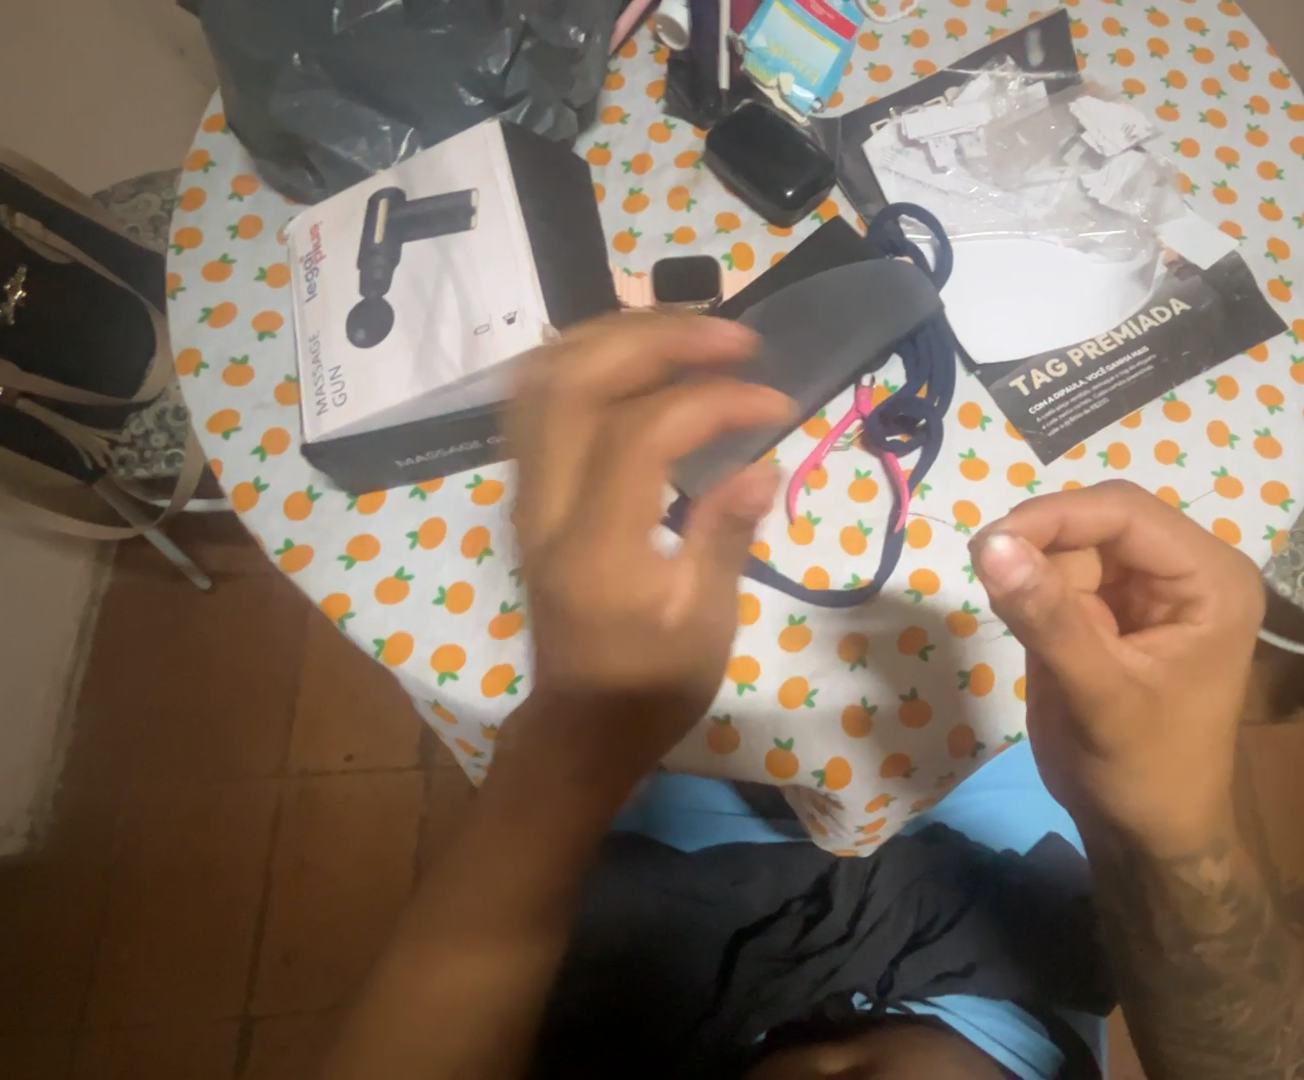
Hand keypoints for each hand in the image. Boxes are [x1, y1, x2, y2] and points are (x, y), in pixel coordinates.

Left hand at [498, 313, 792, 804]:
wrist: (581, 726)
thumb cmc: (652, 685)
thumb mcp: (707, 624)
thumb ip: (726, 535)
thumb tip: (761, 463)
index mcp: (598, 547)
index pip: (643, 432)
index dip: (714, 400)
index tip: (776, 402)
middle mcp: (546, 506)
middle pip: (577, 381)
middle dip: (658, 338)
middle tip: (732, 337)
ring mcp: (527, 496)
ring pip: (543, 379)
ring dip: (613, 336)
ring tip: (685, 330)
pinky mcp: (529, 494)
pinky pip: (537, 402)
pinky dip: (584, 362)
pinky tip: (633, 359)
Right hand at [968, 480, 1264, 852]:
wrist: (1143, 831)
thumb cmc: (1144, 770)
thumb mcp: (1098, 694)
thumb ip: (1048, 615)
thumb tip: (988, 542)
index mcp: (1209, 579)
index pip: (1125, 513)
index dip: (1054, 516)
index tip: (986, 543)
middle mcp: (1182, 570)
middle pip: (1096, 520)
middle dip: (1040, 541)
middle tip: (985, 570)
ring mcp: (1144, 589)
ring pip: (1071, 542)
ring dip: (1031, 567)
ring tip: (1011, 613)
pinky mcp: (1108, 610)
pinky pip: (1059, 574)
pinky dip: (1030, 589)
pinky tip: (1020, 619)